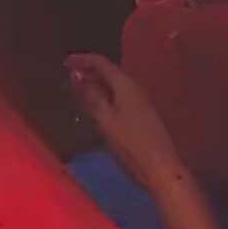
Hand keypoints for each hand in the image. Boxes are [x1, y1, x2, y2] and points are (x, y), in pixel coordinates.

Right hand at [67, 53, 179, 168]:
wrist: (162, 169)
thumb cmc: (130, 142)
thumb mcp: (104, 118)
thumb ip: (90, 94)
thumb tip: (76, 74)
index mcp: (124, 83)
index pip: (100, 61)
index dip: (81, 59)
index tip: (65, 62)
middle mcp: (133, 85)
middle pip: (108, 70)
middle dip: (88, 69)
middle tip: (69, 74)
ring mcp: (139, 99)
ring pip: (114, 82)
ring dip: (96, 81)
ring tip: (79, 87)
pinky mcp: (142, 111)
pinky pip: (119, 93)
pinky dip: (105, 92)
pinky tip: (97, 102)